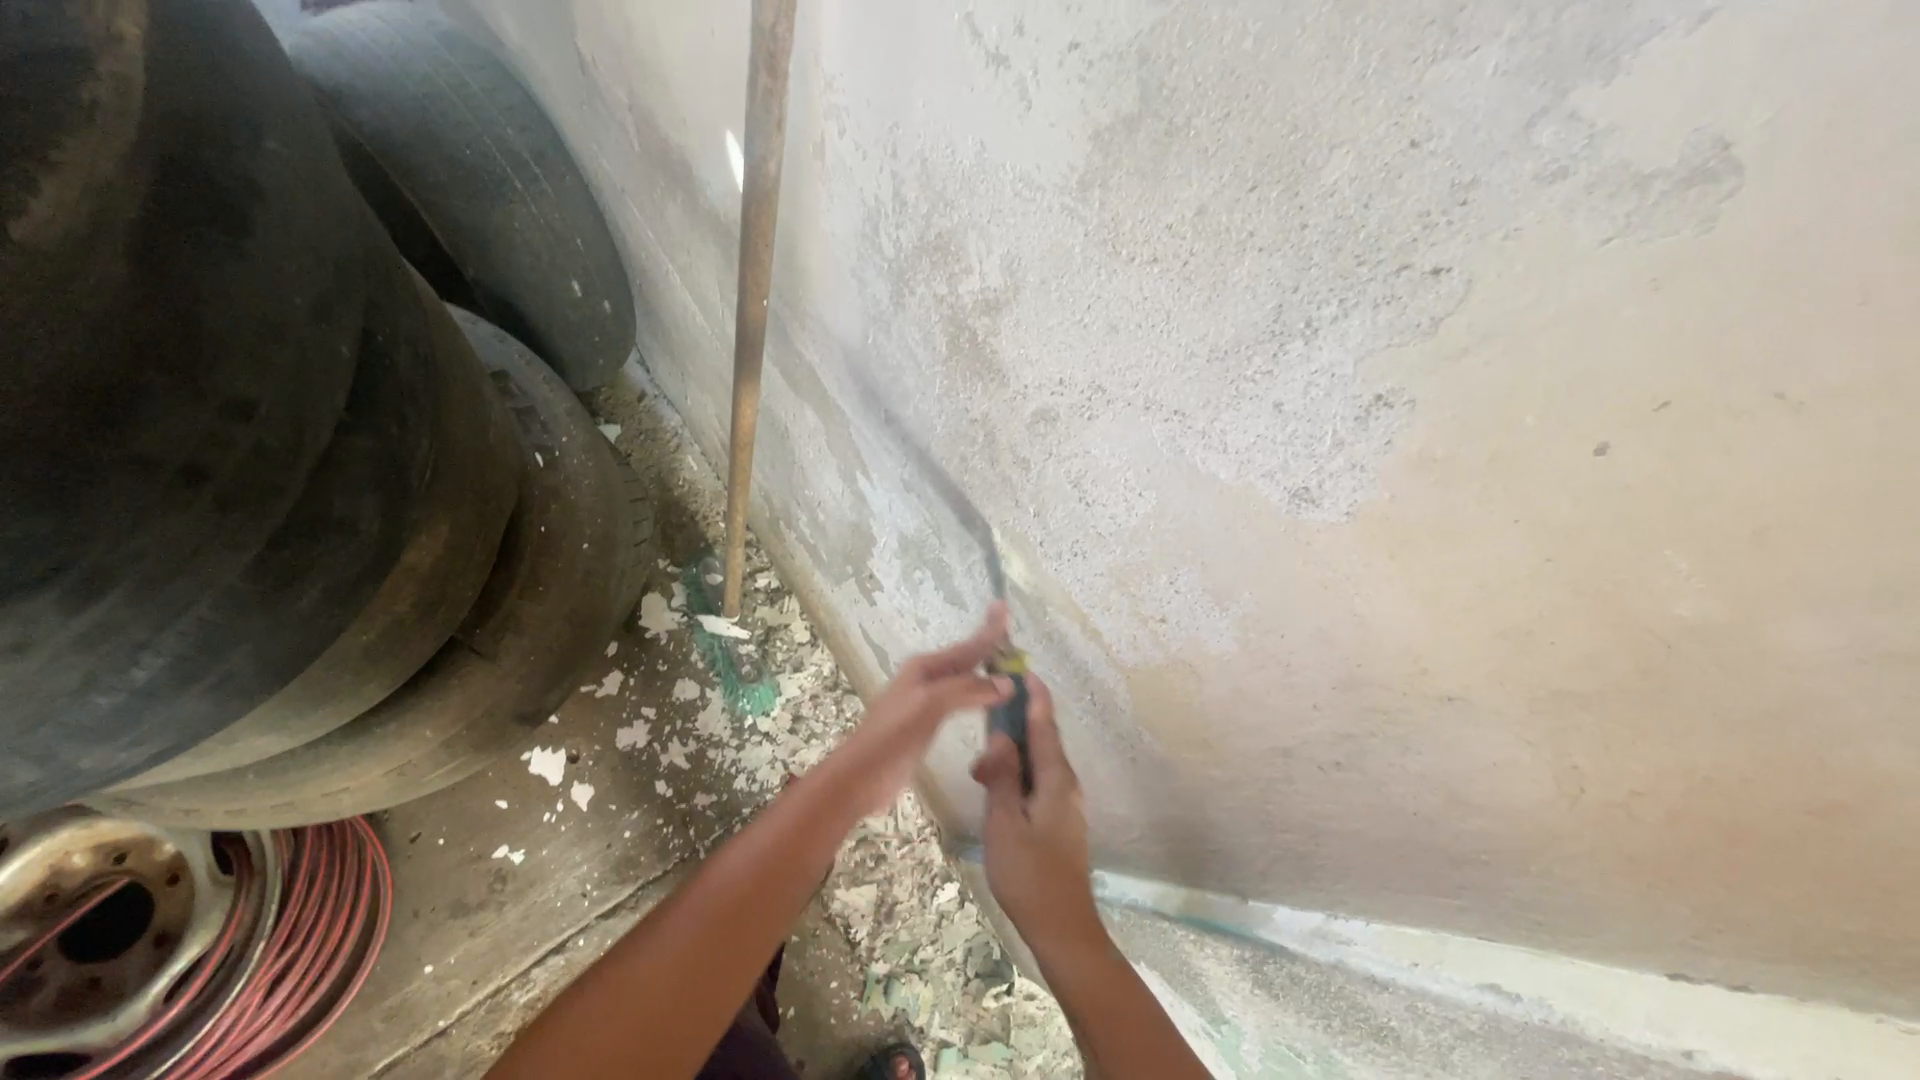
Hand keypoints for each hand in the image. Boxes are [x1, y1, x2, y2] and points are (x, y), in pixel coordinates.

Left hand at [835, 603, 1013, 814]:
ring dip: (985, 673)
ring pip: (962, 681)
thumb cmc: (892, 737)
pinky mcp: (925, 724)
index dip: (987, 630)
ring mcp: (924, 702)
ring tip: (1008, 670)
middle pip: (964, 660)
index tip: (1003, 606)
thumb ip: (967, 690)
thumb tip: (1007, 683)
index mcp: (924, 669)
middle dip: (988, 649)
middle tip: (1016, 643)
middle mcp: (925, 680)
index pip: (966, 647)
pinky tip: (986, 705)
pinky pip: (959, 702)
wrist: (860, 776)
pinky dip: (977, 697)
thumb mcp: (930, 706)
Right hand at [971, 675, 1102, 955]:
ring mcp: (1065, 806)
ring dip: (1011, 758)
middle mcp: (1066, 786)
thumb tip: (1000, 735)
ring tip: (980, 767)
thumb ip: (1003, 775)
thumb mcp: (1005, 821)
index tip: (1023, 670)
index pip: (1044, 726)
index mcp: (1056, 780)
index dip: (1034, 697)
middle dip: (1015, 726)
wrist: (1062, 927)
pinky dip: (1017, 777)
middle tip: (984, 717)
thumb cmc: (1030, 874)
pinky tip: (995, 790)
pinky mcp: (1059, 823)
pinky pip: (1037, 786)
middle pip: (1041, 743)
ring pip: (1037, 766)